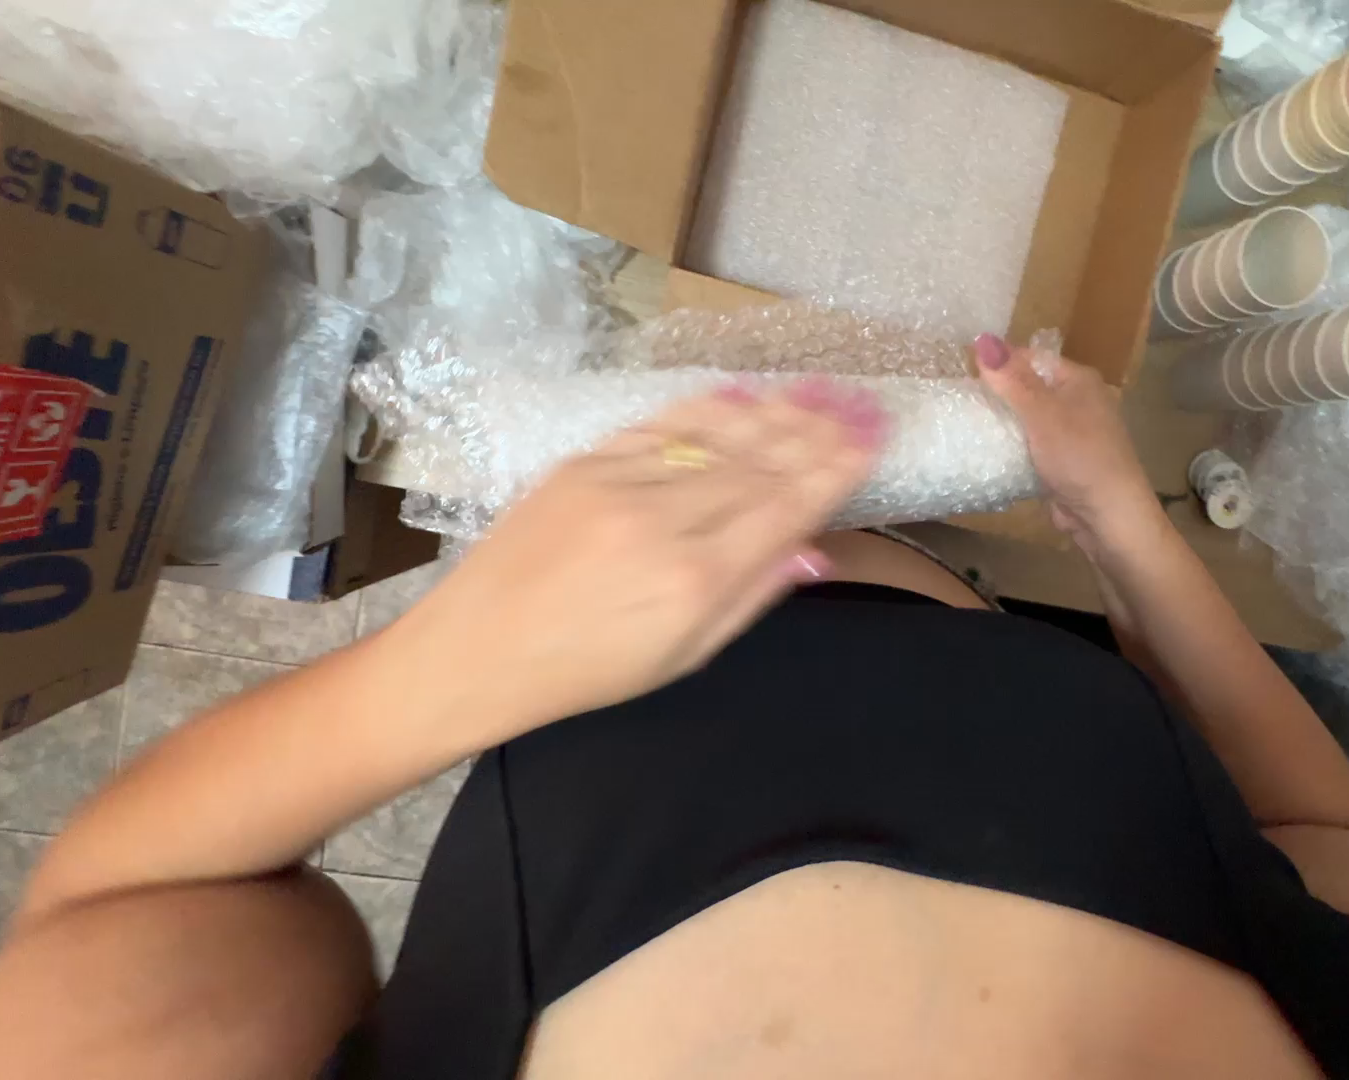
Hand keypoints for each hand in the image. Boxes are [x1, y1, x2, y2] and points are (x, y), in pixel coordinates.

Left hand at [399, 378, 885, 743]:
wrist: (478, 650)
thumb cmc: (588, 671)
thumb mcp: (683, 656)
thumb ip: (751, 597)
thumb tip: (814, 549)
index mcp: (696, 579)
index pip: (785, 506)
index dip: (833, 470)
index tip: (870, 440)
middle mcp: (665, 520)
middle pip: (759, 463)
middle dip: (816, 432)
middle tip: (858, 404)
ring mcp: (620, 482)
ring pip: (718, 436)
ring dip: (774, 411)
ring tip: (817, 390)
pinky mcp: (583, 462)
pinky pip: (662, 424)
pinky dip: (710, 406)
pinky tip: (745, 391)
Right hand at [973, 334, 1164, 552]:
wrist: (1106, 512)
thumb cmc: (1077, 455)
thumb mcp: (1041, 413)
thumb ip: (1011, 379)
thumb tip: (981, 339)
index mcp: (1078, 380)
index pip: (1031, 358)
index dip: (999, 363)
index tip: (964, 375)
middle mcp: (1078, 401)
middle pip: (1028, 388)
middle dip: (997, 395)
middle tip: (960, 402)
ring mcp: (1071, 433)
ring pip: (1027, 419)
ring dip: (1002, 424)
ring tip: (966, 425)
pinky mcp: (1061, 461)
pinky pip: (1029, 446)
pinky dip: (1011, 448)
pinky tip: (988, 453)